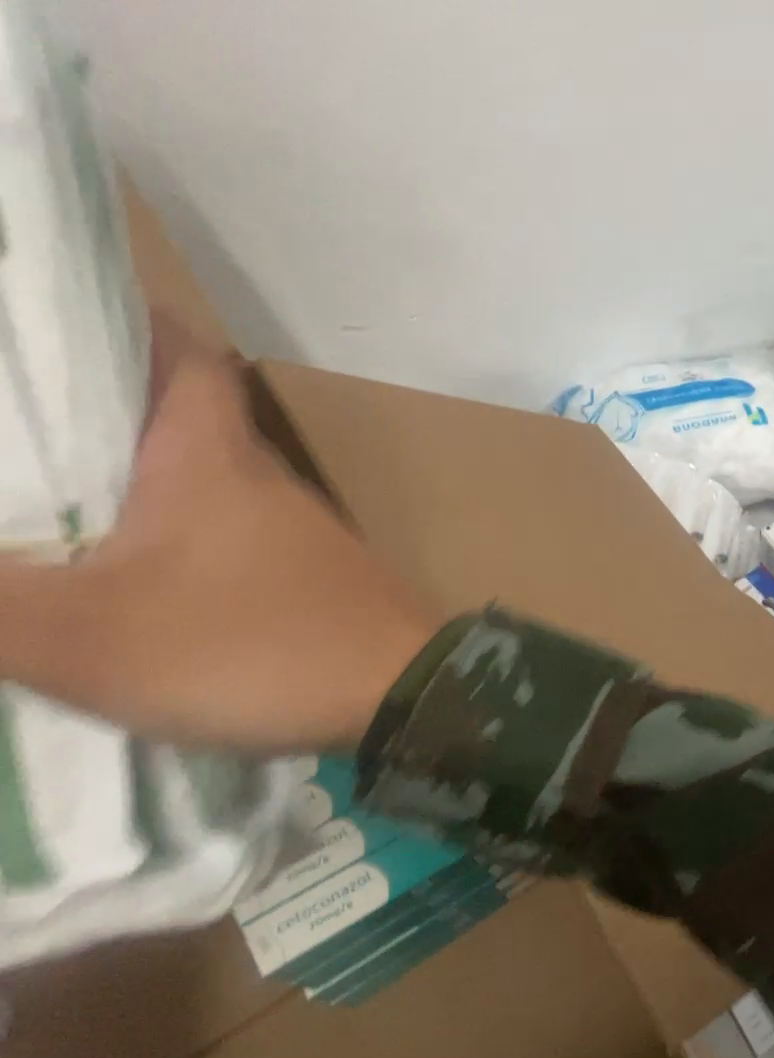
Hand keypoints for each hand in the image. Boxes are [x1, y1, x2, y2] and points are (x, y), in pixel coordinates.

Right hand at [0, 316, 441, 752]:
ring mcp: (291, 532)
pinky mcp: (304, 578)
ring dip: (124, 474)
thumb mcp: (80, 632)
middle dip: (96, 401)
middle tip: (14, 408)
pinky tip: (108, 566)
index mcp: (215, 458)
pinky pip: (218, 534)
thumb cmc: (253, 648)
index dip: (127, 320)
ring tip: (32, 483)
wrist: (401, 697)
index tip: (48, 310)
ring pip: (197, 478)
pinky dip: (160, 533)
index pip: (184, 356)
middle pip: (179, 414)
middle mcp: (262, 481)